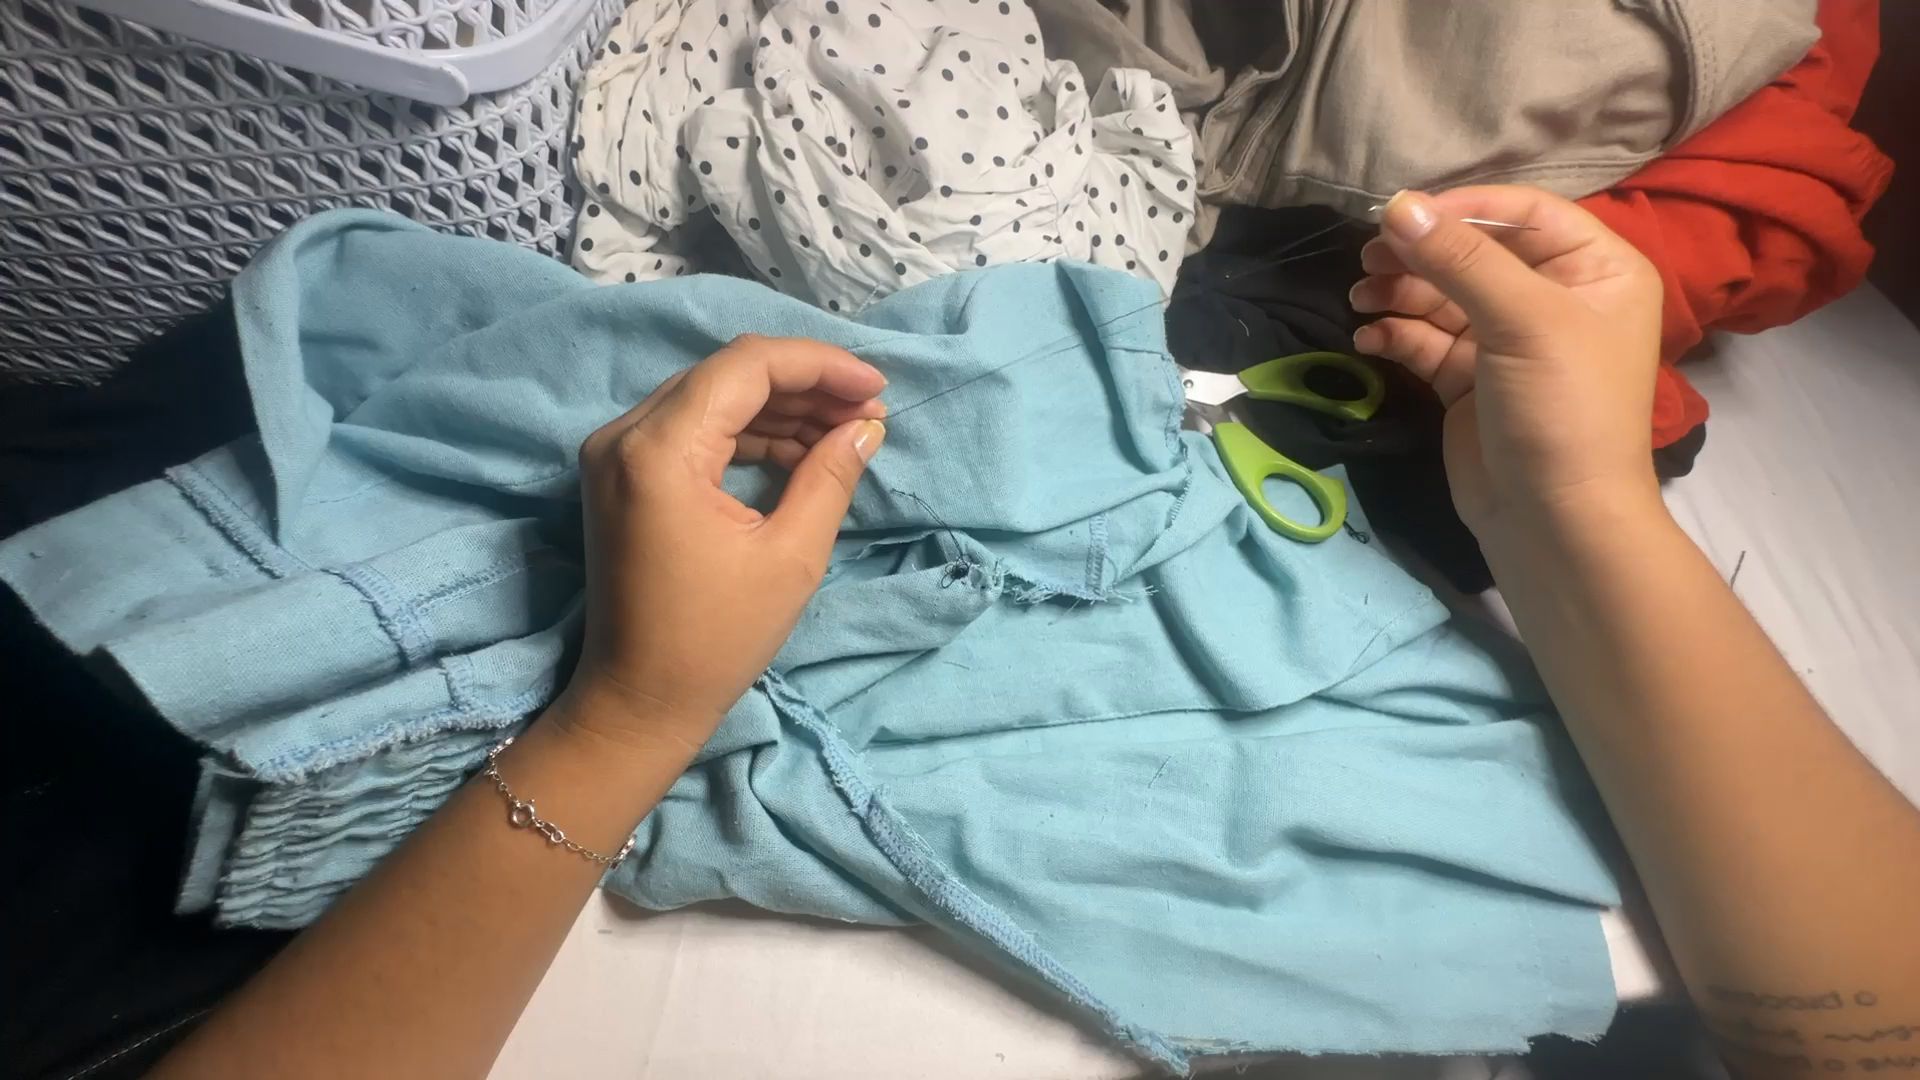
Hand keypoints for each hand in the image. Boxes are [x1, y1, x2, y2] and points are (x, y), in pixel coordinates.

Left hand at [558, 335, 886, 749]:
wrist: (640, 699)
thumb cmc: (718, 638)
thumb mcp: (791, 556)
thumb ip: (830, 477)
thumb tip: (867, 428)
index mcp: (662, 451)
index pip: (747, 367)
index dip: (821, 366)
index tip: (877, 388)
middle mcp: (627, 434)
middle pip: (729, 375)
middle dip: (807, 386)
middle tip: (867, 413)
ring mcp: (618, 452)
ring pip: (714, 398)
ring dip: (783, 409)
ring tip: (845, 430)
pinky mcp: (625, 474)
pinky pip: (696, 430)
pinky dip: (751, 434)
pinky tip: (801, 449)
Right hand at [1347, 187, 1665, 538]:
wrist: (1548, 513)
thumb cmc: (1560, 407)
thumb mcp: (1521, 322)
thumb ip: (1461, 262)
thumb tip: (1397, 208)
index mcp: (1591, 269)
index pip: (1521, 216)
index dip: (1458, 211)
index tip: (1395, 217)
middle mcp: (1548, 299)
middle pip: (1471, 257)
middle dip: (1418, 257)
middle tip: (1365, 262)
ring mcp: (1502, 342)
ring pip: (1439, 300)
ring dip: (1397, 296)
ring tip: (1358, 299)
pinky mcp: (1465, 380)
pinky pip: (1423, 342)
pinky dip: (1394, 337)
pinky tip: (1368, 339)